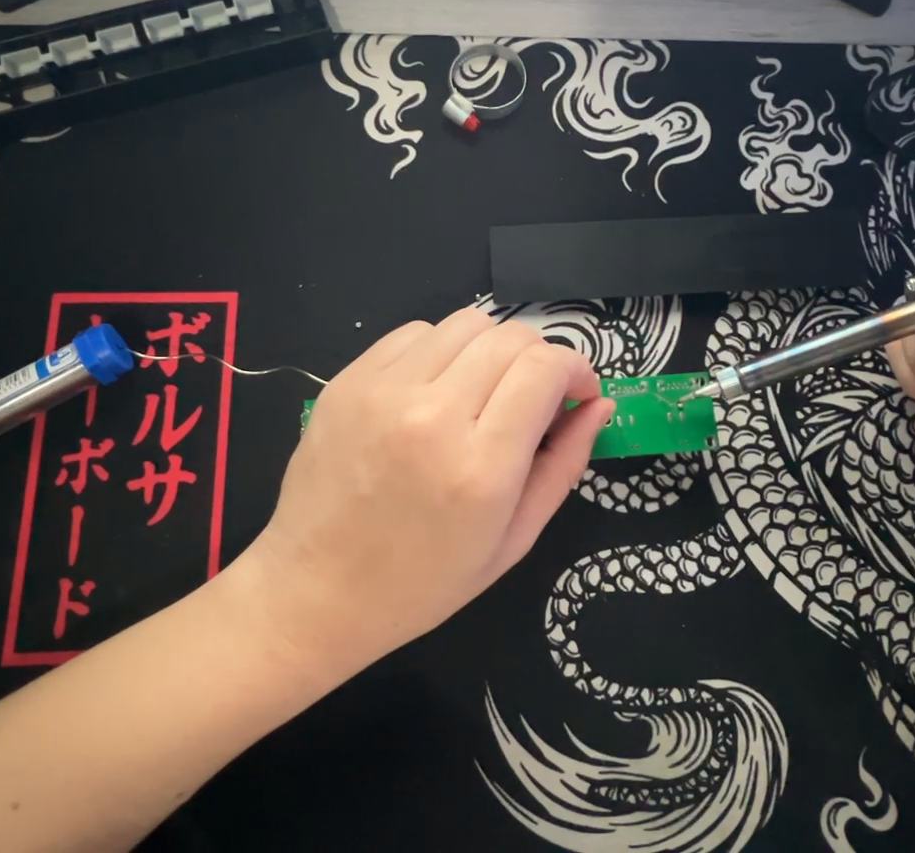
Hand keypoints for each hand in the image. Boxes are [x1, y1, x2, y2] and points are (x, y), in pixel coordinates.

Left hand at [237, 308, 613, 669]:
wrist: (315, 591)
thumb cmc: (423, 583)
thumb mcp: (512, 540)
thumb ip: (564, 465)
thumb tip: (599, 405)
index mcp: (480, 466)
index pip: (545, 367)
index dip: (576, 370)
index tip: (577, 396)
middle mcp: (431, 415)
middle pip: (511, 337)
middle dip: (540, 359)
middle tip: (535, 399)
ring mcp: (383, 391)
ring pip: (465, 323)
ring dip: (491, 350)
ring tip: (482, 394)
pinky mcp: (348, 380)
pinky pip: (415, 333)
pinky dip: (441, 352)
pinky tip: (435, 392)